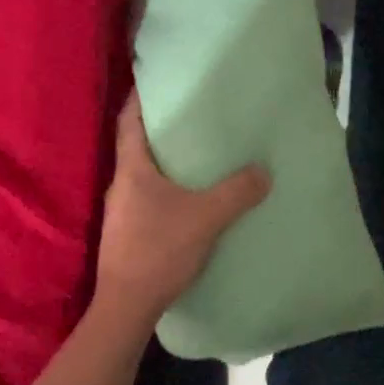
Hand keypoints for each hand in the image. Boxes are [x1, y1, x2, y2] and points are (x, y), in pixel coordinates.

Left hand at [94, 93, 271, 321]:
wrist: (127, 306)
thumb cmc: (159, 250)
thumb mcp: (206, 217)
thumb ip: (236, 192)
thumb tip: (263, 171)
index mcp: (131, 168)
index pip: (128, 119)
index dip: (140, 96)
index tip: (157, 79)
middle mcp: (120, 183)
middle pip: (135, 143)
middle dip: (159, 126)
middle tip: (190, 111)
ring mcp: (120, 210)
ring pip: (141, 172)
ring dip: (163, 159)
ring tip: (194, 150)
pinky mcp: (126, 232)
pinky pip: (146, 196)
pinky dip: (164, 187)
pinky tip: (187, 196)